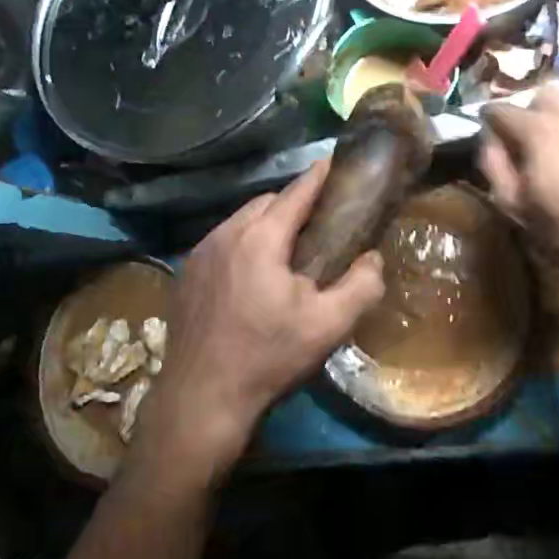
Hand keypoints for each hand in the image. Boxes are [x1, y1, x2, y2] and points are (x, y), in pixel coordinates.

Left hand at [133, 160, 384, 480]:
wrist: (201, 395)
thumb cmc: (268, 356)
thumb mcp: (327, 326)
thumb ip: (361, 285)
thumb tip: (373, 259)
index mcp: (259, 238)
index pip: (295, 193)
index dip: (318, 177)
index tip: (334, 164)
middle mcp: (224, 234)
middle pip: (265, 203)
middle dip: (292, 204)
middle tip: (317, 222)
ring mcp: (199, 253)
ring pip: (239, 222)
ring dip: (264, 224)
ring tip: (287, 249)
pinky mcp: (186, 273)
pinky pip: (220, 243)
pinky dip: (241, 244)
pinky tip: (251, 275)